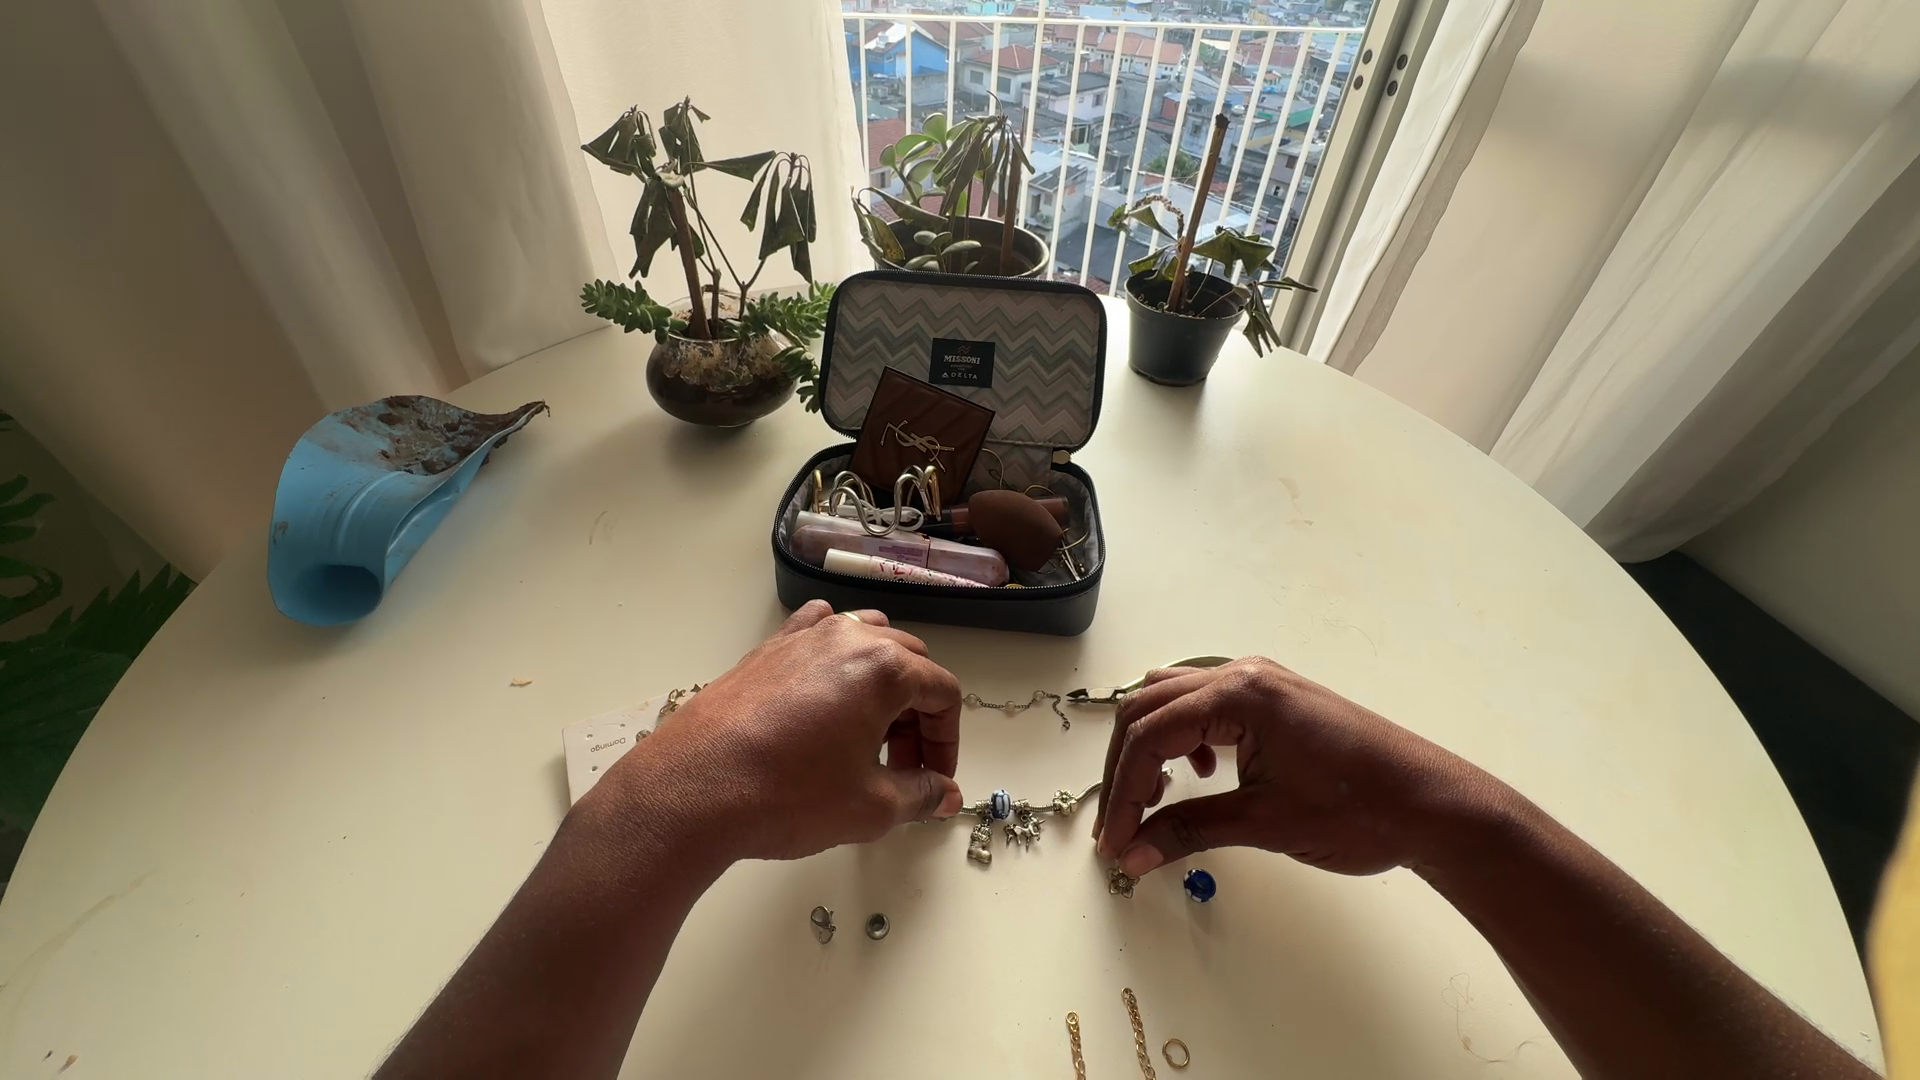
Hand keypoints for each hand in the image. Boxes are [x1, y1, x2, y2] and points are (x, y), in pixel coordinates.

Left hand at [587, 600, 963, 864]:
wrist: (691, 790)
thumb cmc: (788, 797)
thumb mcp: (869, 807)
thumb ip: (919, 794)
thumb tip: (946, 794)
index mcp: (885, 669)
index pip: (942, 692)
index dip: (948, 739)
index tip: (935, 777)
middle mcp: (851, 637)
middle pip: (909, 664)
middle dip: (917, 715)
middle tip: (902, 764)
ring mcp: (806, 636)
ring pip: (868, 639)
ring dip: (882, 682)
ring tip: (865, 730)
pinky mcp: (769, 646)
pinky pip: (818, 629)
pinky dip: (835, 651)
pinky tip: (826, 684)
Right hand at [1093, 657, 1505, 878]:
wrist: (1437, 805)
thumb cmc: (1359, 812)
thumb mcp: (1264, 822)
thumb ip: (1188, 832)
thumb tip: (1133, 858)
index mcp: (1237, 693)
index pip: (1150, 736)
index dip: (1124, 791)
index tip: (1115, 841)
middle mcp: (1238, 673)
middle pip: (1147, 709)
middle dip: (1126, 768)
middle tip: (1120, 824)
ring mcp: (1255, 679)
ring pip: (1168, 698)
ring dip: (1148, 745)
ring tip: (1150, 796)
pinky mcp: (1269, 695)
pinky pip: (1200, 701)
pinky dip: (1181, 734)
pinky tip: (1199, 770)